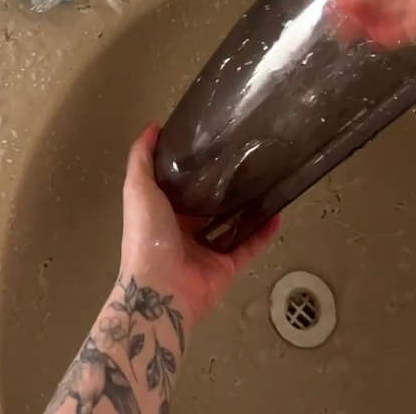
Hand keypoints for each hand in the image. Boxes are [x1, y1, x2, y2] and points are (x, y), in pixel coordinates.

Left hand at [118, 125, 280, 327]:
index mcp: (163, 211)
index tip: (212, 139)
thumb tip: (153, 127)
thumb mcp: (138, 189)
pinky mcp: (227, 265)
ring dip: (248, 205)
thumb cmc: (147, 235)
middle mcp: (185, 228)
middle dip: (224, 184)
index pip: (180, 182)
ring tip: (265, 180)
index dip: (193, 163)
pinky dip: (264, 231)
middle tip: (245, 156)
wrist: (161, 289)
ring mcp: (208, 248)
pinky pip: (249, 245)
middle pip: (208, 202)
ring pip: (232, 222)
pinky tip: (278, 213)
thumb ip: (142, 158)